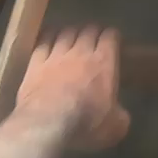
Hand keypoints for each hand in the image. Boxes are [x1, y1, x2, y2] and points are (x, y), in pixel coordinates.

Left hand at [15, 25, 130, 151]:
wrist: (47, 124)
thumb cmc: (84, 122)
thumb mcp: (113, 127)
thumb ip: (120, 117)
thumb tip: (122, 118)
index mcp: (103, 62)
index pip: (111, 36)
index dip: (112, 37)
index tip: (112, 42)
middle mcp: (81, 51)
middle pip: (88, 30)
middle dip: (92, 32)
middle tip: (92, 40)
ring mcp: (57, 54)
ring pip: (66, 33)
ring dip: (70, 33)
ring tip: (71, 38)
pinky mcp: (36, 63)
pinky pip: (43, 42)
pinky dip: (47, 39)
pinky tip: (48, 40)